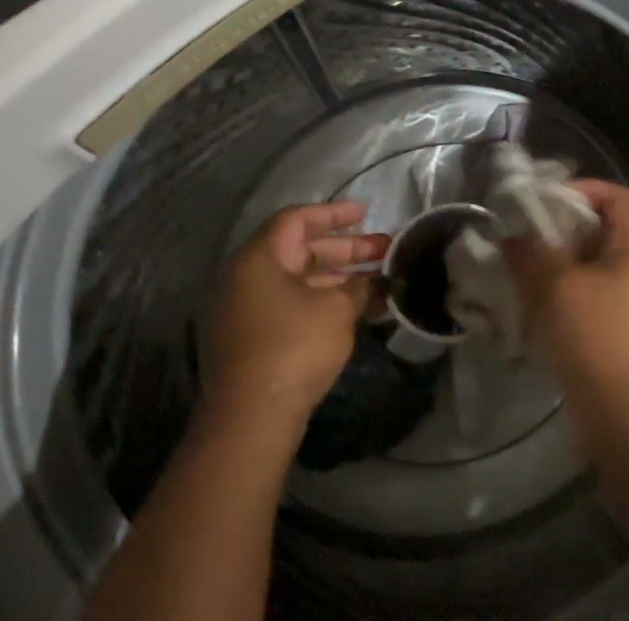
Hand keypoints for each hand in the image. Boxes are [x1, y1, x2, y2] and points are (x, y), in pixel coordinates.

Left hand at [201, 202, 390, 427]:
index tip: (367, 212)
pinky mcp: (249, 338)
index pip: (296, 219)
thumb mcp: (338, 310)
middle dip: (345, 249)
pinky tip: (357, 309)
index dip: (334, 213)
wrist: (251, 416)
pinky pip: (288, 305)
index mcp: (257, 260)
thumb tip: (376, 280)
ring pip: (296, 281)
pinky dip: (321, 301)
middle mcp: (243, 278)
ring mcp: (243, 310)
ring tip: (379, 282)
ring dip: (338, 278)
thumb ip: (360, 287)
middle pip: (298, 250)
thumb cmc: (294, 347)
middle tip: (385, 251)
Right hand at [505, 182, 628, 413]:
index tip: (544, 201)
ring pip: (588, 268)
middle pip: (601, 231)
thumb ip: (531, 253)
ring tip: (515, 269)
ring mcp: (628, 303)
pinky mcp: (613, 333)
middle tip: (520, 236)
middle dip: (559, 230)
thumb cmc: (596, 336)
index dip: (584, 189)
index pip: (619, 197)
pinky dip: (556, 297)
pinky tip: (526, 306)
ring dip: (552, 266)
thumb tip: (513, 234)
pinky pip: (584, 299)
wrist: (623, 413)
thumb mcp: (557, 287)